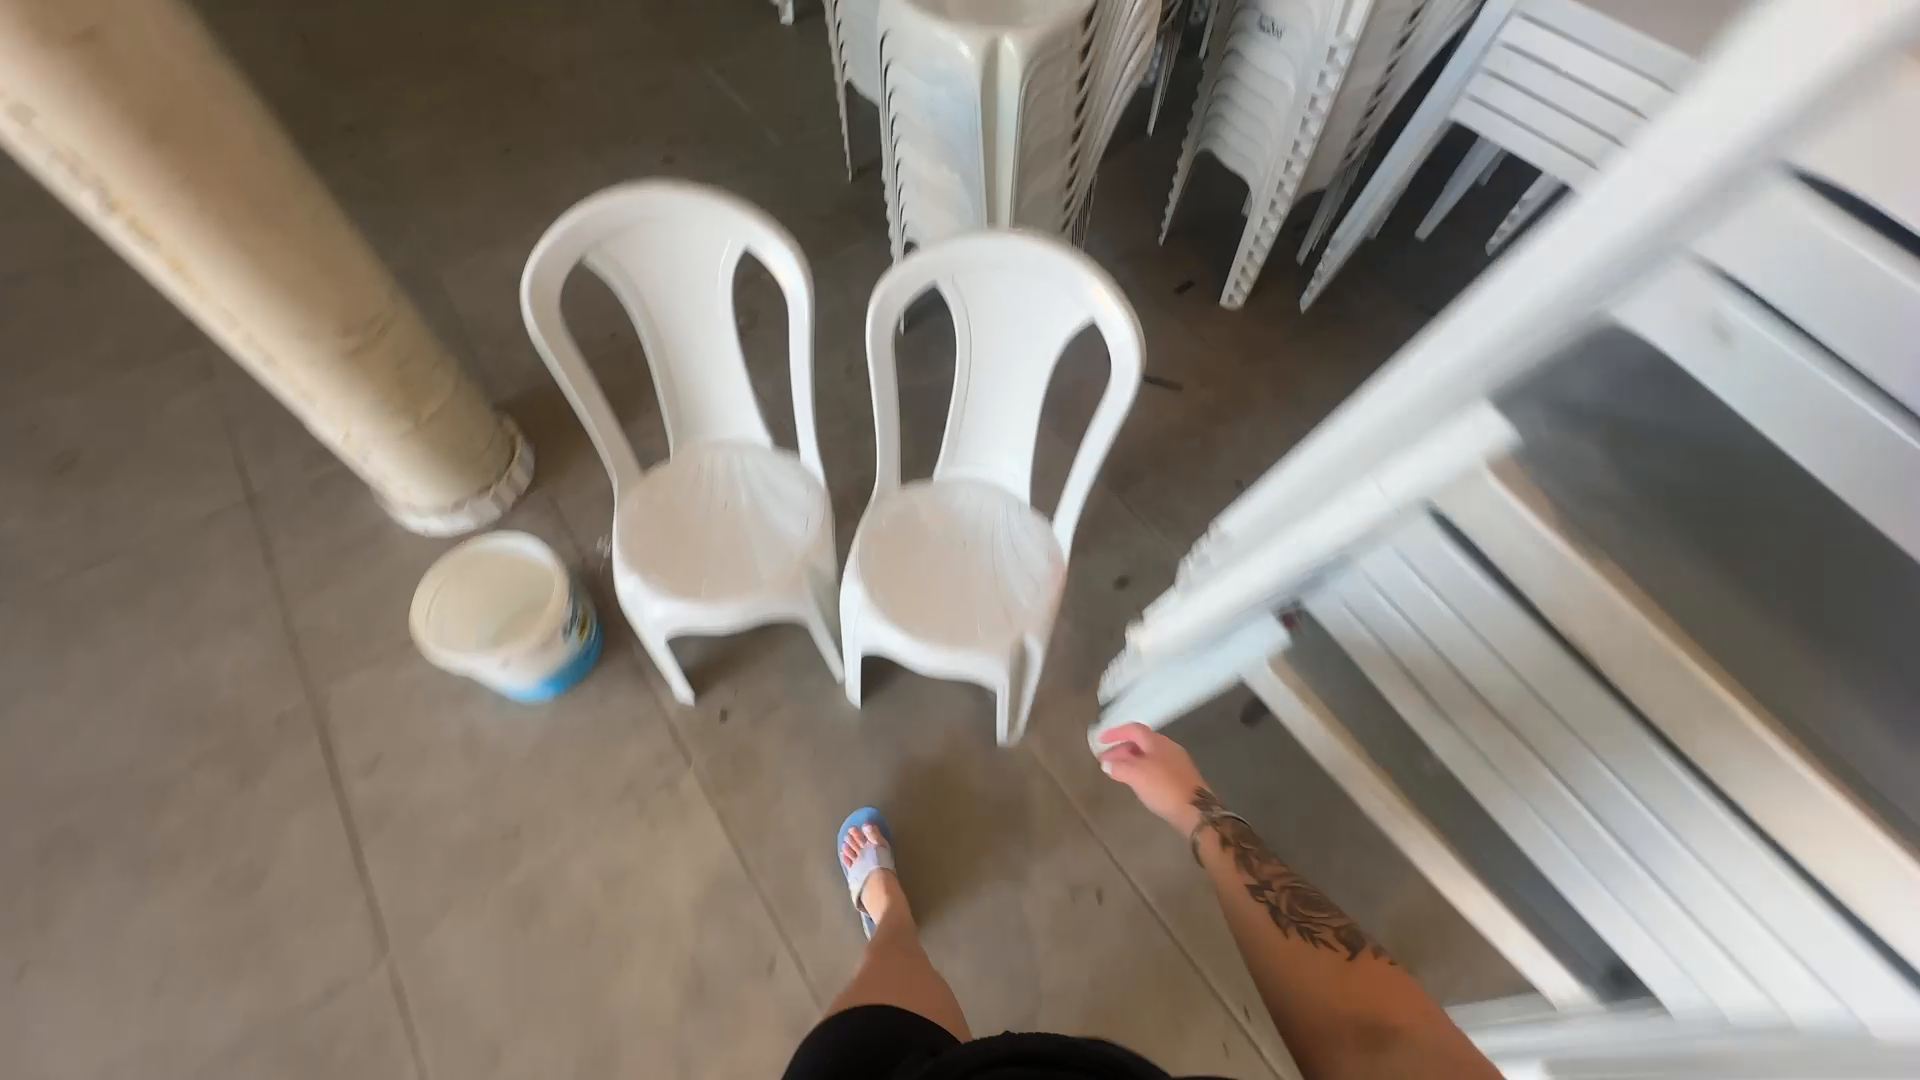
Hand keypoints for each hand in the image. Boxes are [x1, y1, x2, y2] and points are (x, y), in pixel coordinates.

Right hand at [1096, 723, 1211, 834]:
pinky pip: (1156, 767)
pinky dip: (1142, 770)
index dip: (1115, 733)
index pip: (1133, 729)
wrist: (1197, 812)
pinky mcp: (1182, 778)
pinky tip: (1138, 782)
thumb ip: (1119, 767)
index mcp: (1157, 742)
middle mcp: (1168, 748)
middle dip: (1121, 749)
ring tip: (1118, 772)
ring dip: (1131, 761)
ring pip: (1149, 756)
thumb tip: (1106, 763)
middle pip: (1141, 742)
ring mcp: (1177, 763)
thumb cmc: (1164, 787)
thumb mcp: (1136, 775)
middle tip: (1106, 761)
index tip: (1100, 740)